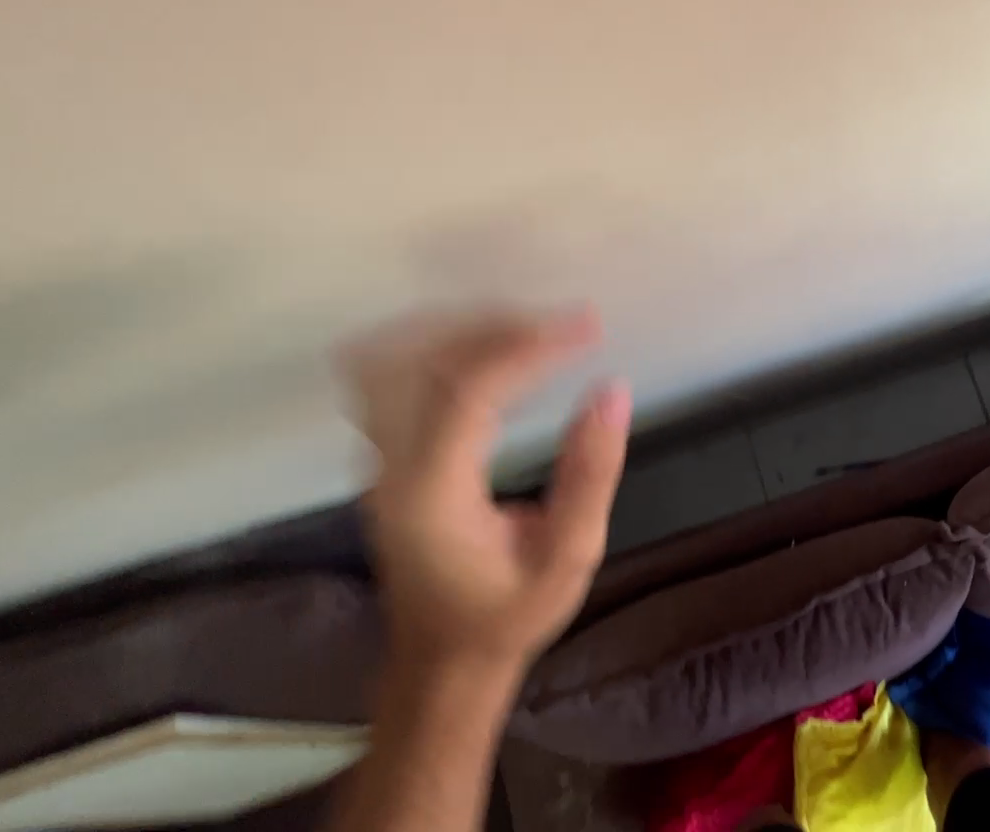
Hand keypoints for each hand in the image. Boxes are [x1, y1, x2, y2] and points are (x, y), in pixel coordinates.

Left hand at [342, 309, 630, 672]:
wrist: (441, 662)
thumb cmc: (509, 616)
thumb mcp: (569, 558)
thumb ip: (590, 474)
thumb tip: (613, 392)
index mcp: (433, 494)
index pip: (469, 392)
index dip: (529, 348)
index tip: (589, 328)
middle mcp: (391, 468)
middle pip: (421, 360)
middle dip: (496, 327)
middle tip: (562, 326)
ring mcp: (377, 462)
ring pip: (392, 359)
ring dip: (461, 329)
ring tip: (528, 328)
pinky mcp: (383, 458)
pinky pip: (389, 376)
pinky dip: (437, 345)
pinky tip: (483, 347)